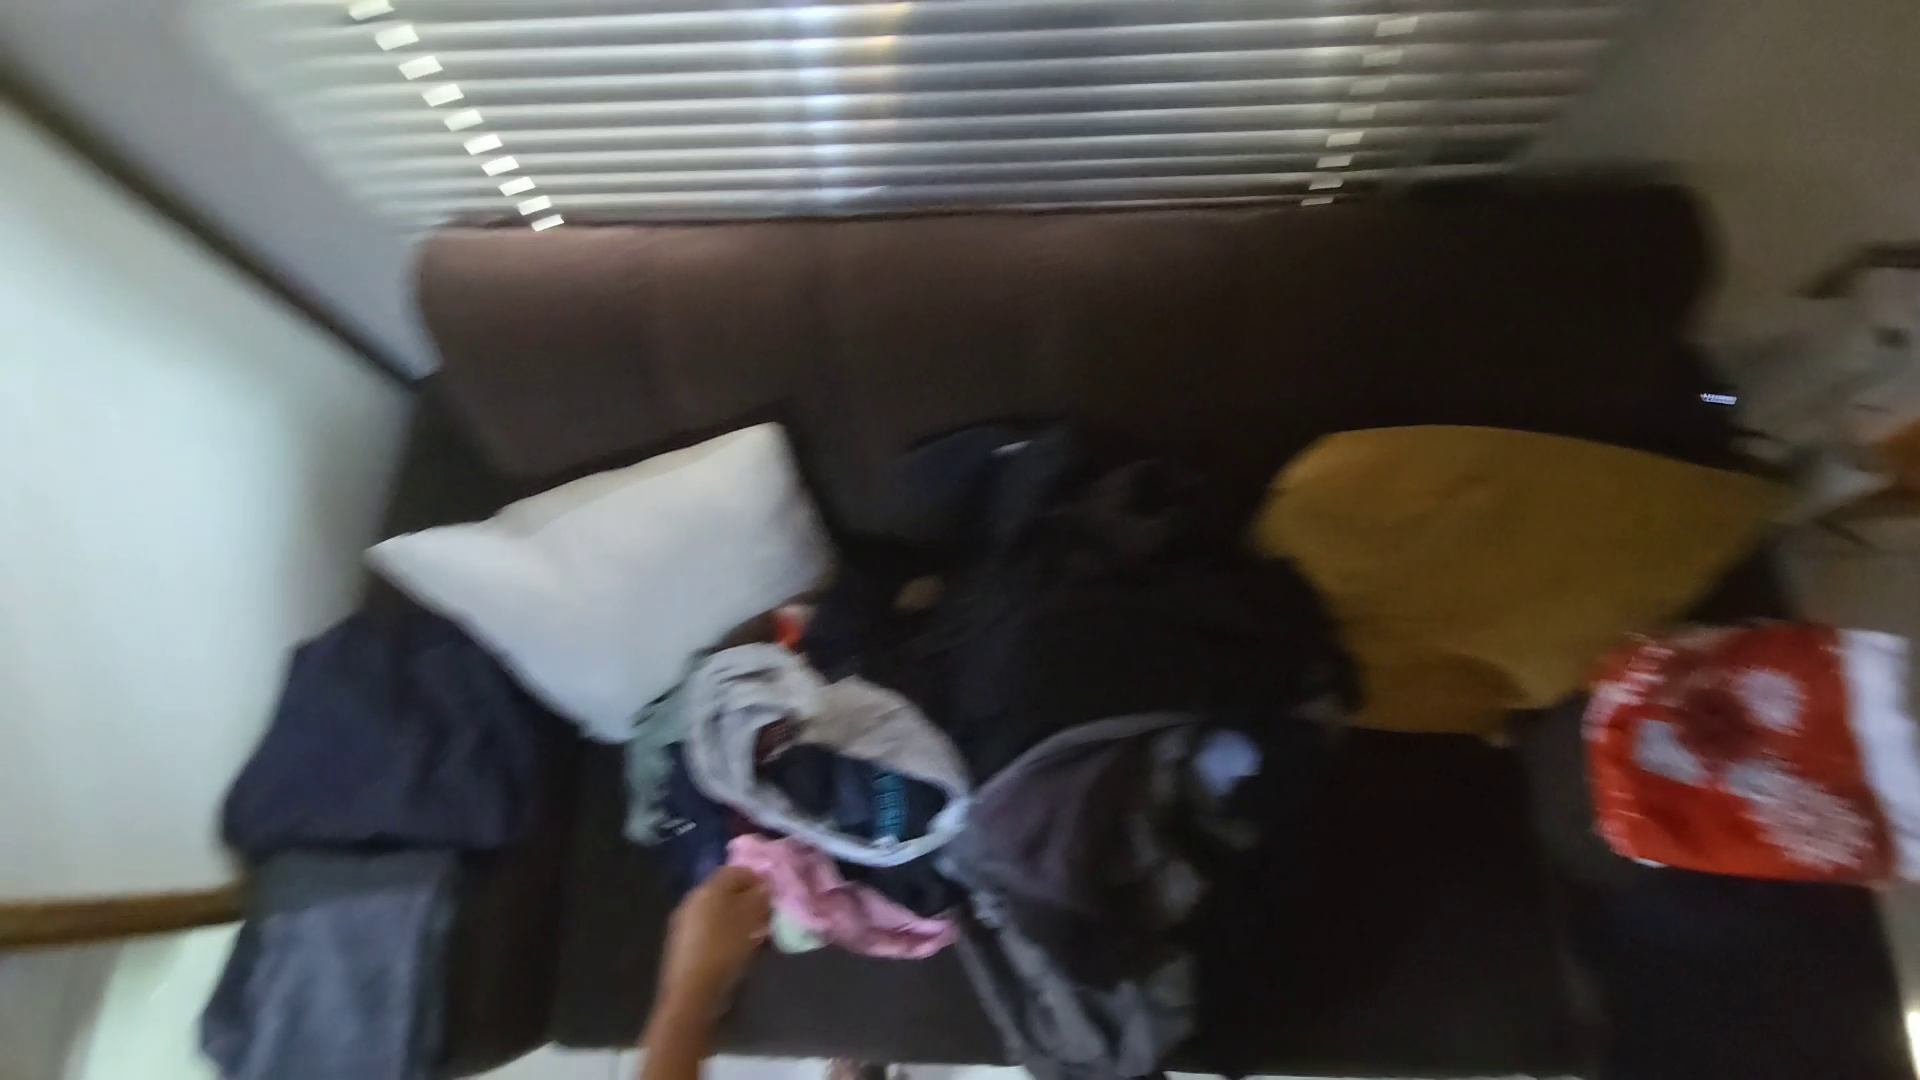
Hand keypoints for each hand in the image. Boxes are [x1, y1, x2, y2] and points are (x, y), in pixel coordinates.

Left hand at [655, 866, 771, 1023]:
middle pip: (726, 891)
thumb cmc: (724, 950)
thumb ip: (760, 897)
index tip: (773, 894)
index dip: (758, 878)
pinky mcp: (682, 946)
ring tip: (756, 935)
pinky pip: (710, 930)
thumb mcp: (750, 919)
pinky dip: (725, 933)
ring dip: (738, 918)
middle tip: (766, 915)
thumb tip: (765, 885)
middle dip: (748, 900)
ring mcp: (684, 923)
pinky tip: (737, 949)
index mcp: (708, 888)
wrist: (690, 996)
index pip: (737, 870)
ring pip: (718, 911)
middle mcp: (693, 900)